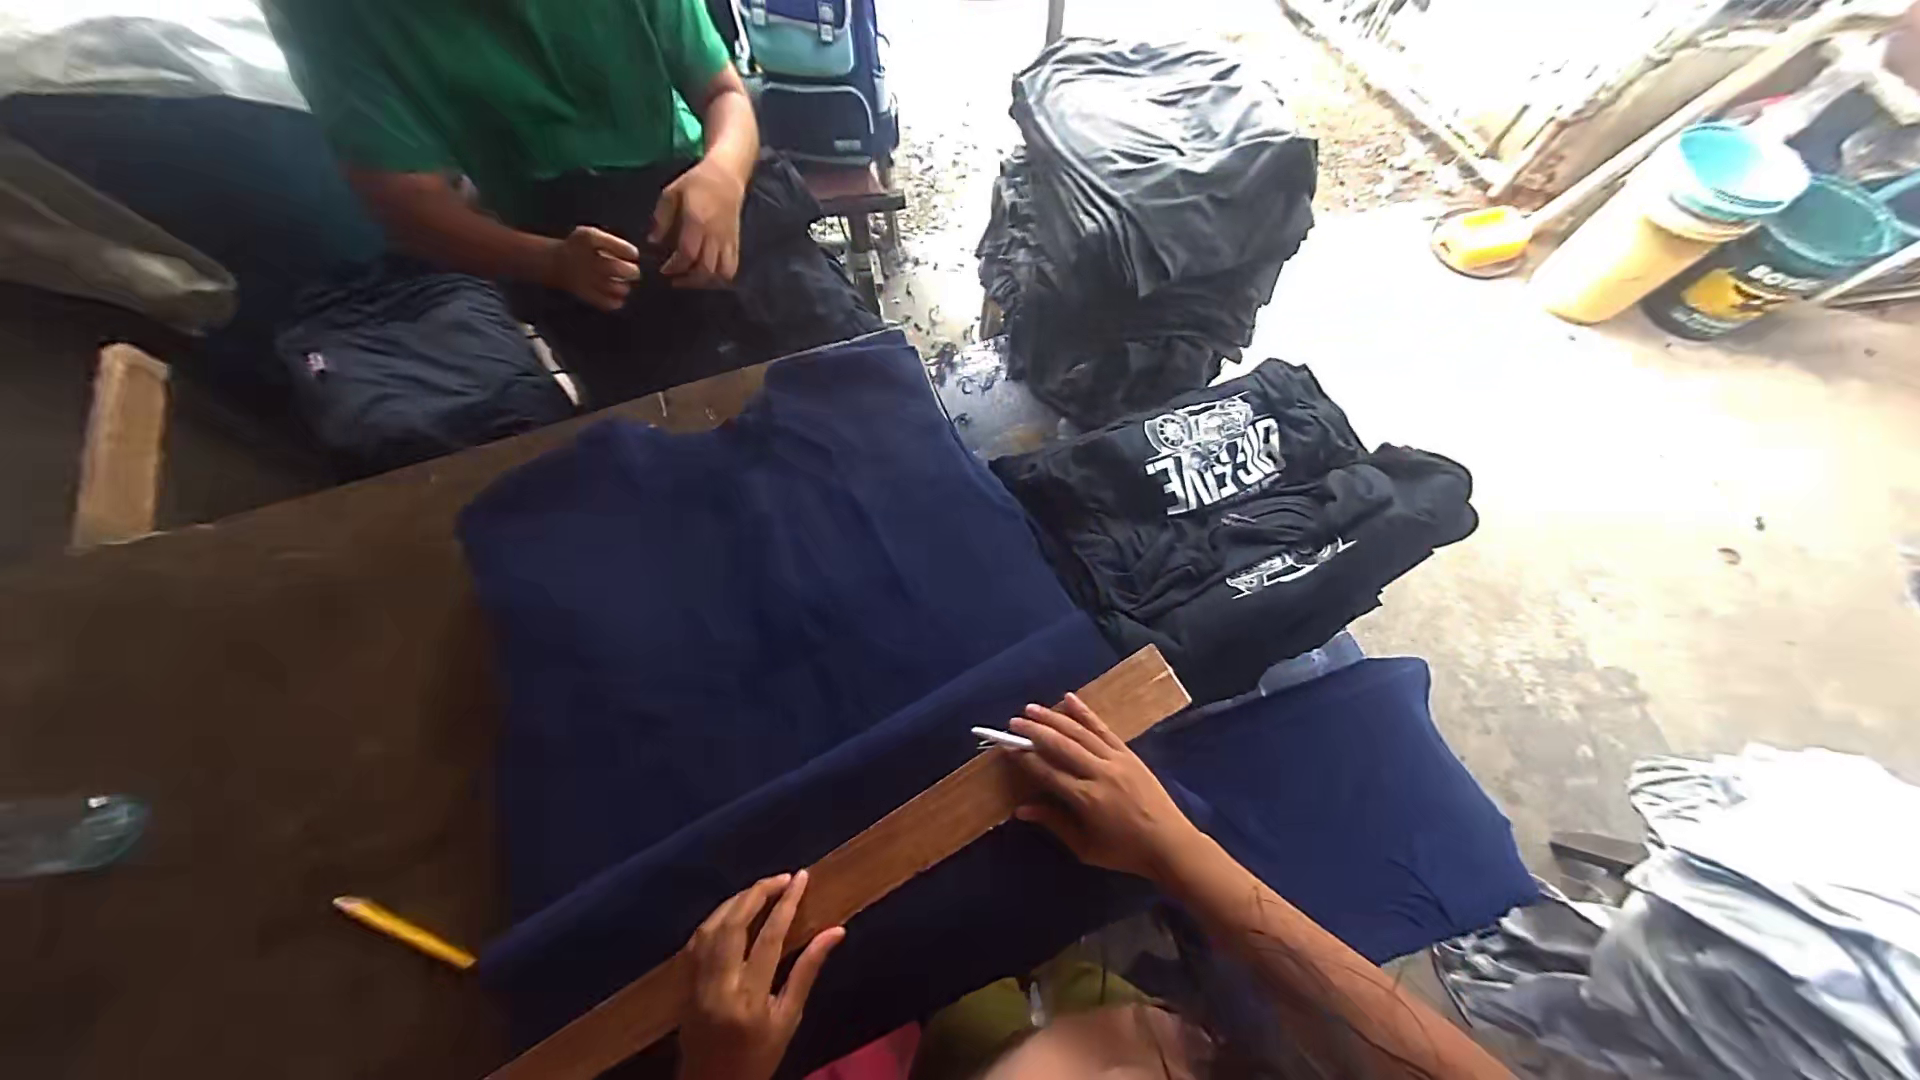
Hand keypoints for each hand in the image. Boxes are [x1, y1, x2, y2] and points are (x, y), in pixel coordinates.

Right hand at [544, 226, 640, 311]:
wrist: (558, 262)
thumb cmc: (584, 248)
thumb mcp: (594, 236)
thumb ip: (615, 244)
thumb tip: (637, 258)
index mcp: (588, 238)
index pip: (614, 245)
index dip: (629, 251)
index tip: (633, 254)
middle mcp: (586, 258)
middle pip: (617, 269)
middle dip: (632, 271)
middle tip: (634, 272)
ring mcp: (585, 278)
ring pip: (615, 288)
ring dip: (625, 287)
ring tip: (623, 282)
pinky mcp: (586, 295)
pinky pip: (608, 303)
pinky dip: (617, 301)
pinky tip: (617, 296)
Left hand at [650, 159, 745, 287]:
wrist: (727, 177)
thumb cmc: (696, 183)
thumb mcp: (671, 194)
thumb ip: (662, 219)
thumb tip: (653, 242)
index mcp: (697, 222)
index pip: (687, 253)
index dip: (675, 266)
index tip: (664, 270)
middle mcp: (714, 236)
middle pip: (705, 269)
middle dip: (689, 279)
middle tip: (675, 279)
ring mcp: (727, 242)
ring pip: (721, 273)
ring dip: (706, 282)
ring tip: (692, 280)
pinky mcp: (735, 244)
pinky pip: (732, 268)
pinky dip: (721, 278)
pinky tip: (709, 276)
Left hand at [678, 871, 844, 1079]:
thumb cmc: (757, 1060)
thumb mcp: (788, 1019)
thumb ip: (808, 970)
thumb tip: (836, 930)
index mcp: (749, 997)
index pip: (770, 936)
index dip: (787, 902)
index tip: (802, 877)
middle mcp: (718, 986)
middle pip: (734, 924)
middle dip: (759, 892)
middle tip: (783, 878)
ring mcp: (696, 984)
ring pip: (712, 926)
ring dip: (737, 901)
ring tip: (763, 889)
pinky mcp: (683, 984)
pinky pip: (697, 939)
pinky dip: (717, 917)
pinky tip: (734, 910)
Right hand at [1005, 694, 1205, 881]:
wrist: (1170, 844)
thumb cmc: (1123, 851)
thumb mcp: (1085, 848)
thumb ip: (1053, 824)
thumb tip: (1021, 809)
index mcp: (1086, 799)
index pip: (1049, 772)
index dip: (1026, 758)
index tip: (1008, 747)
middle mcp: (1099, 774)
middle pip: (1060, 746)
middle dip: (1034, 732)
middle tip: (1013, 722)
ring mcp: (1115, 760)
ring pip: (1079, 733)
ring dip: (1053, 718)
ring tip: (1031, 708)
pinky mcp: (1128, 753)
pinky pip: (1103, 728)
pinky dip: (1085, 712)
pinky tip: (1069, 698)